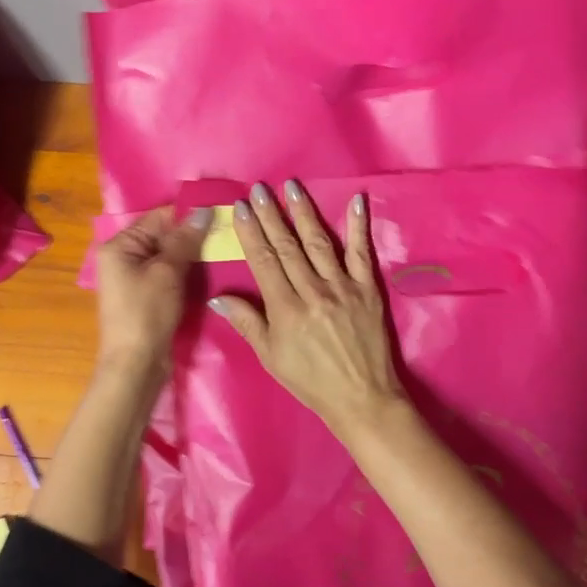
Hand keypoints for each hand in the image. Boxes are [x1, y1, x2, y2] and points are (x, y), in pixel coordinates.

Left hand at [95, 206, 211, 367]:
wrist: (136, 365)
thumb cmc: (146, 314)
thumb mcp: (167, 273)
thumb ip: (185, 240)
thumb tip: (204, 210)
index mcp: (119, 246)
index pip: (158, 217)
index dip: (188, 214)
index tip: (220, 211)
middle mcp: (123, 257)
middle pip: (163, 235)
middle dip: (193, 234)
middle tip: (228, 230)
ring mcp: (134, 278)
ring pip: (169, 256)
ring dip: (193, 254)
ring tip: (225, 248)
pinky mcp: (147, 296)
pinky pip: (169, 275)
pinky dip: (187, 272)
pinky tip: (211, 270)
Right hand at [209, 181, 405, 435]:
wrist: (362, 399)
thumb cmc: (310, 382)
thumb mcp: (270, 358)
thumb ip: (247, 323)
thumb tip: (218, 297)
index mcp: (285, 309)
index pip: (264, 261)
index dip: (251, 232)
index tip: (241, 207)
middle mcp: (312, 292)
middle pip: (287, 246)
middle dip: (272, 215)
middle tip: (260, 189)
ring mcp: (342, 288)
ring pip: (319, 242)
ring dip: (304, 212)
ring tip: (292, 187)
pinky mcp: (368, 290)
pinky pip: (362, 253)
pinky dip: (359, 226)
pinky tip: (356, 201)